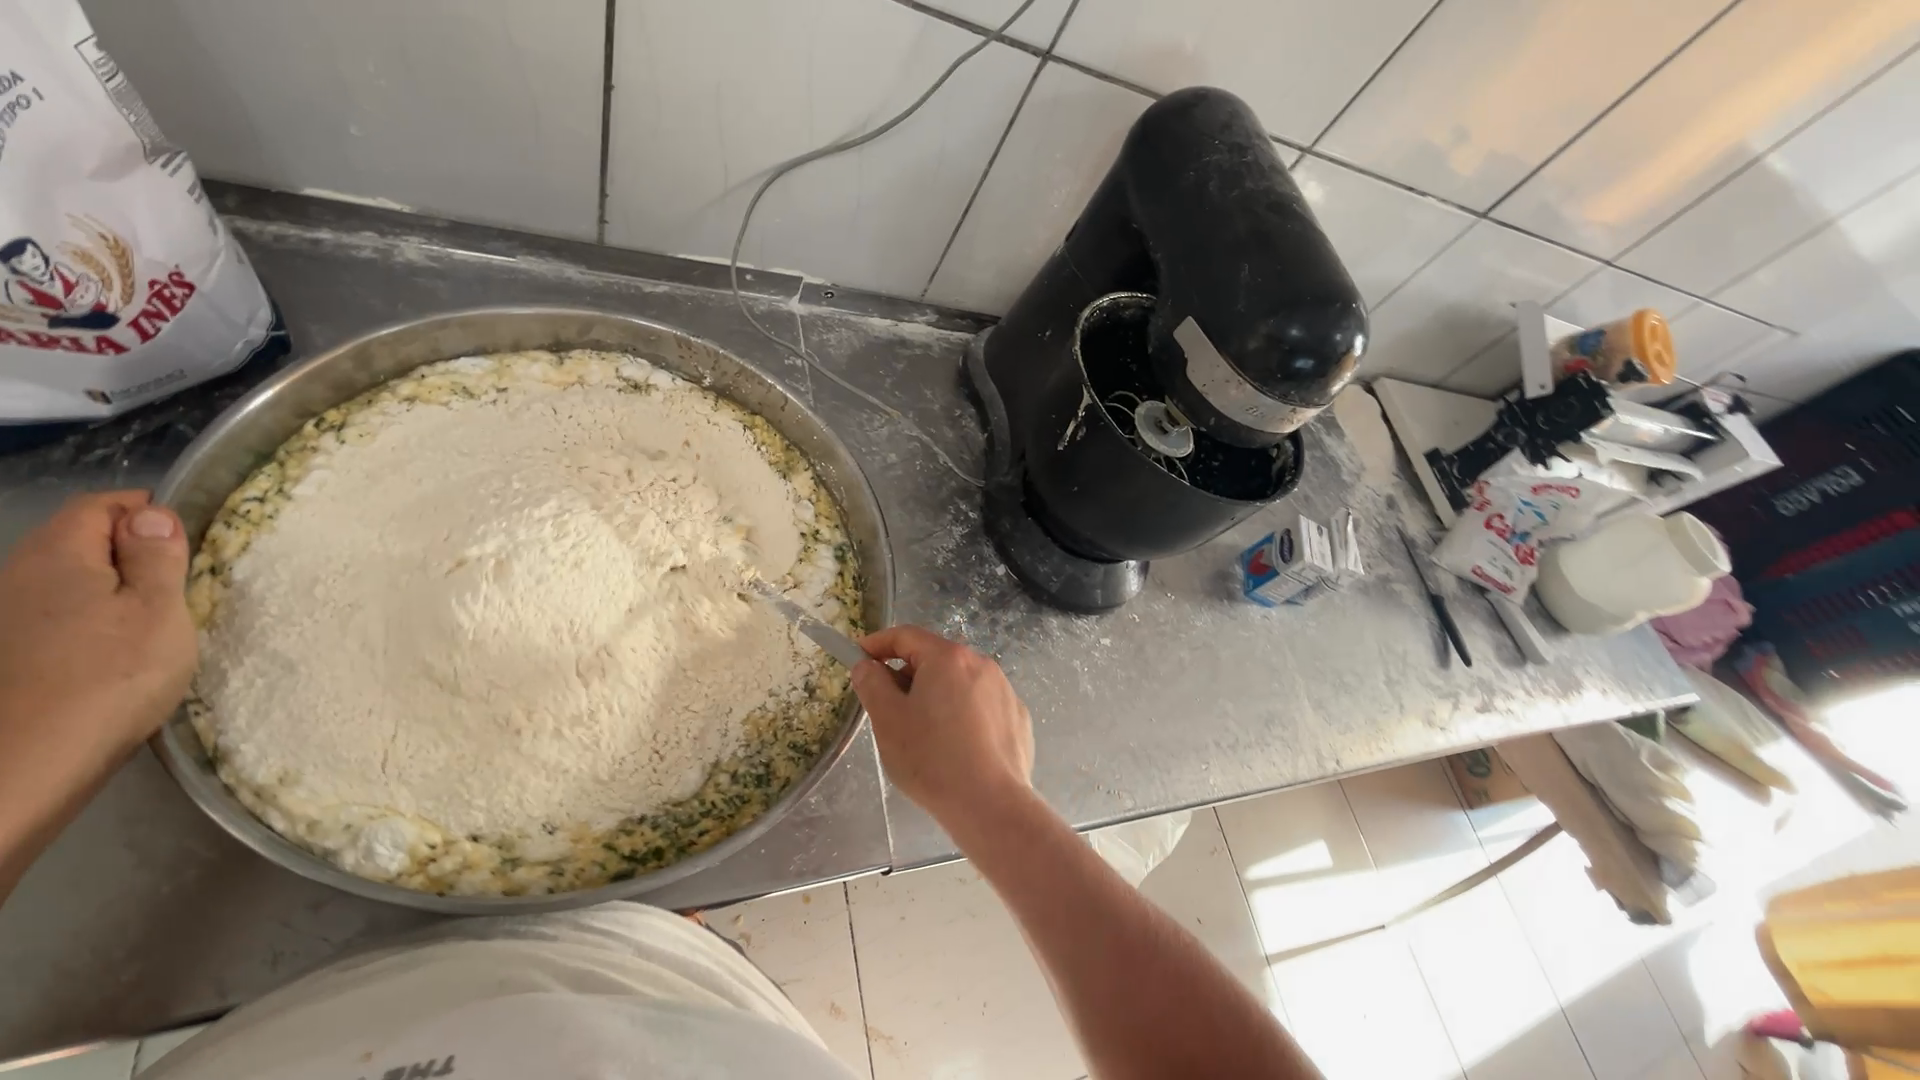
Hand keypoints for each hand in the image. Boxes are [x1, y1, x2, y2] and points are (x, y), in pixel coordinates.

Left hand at [0, 492, 195, 766]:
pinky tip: (117, 645)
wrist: (34, 758)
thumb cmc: (113, 675)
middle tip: (182, 577)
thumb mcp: (159, 610)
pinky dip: (92, 613)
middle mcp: (20, 574)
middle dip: (129, 546)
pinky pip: (56, 610)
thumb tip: (151, 515)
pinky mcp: (9, 649)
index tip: (190, 538)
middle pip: (77, 538)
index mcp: (58, 554)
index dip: (146, 510)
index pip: (99, 505)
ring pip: (67, 577)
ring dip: (112, 583)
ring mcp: (7, 614)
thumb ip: (157, 557)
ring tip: (155, 615)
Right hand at [850, 626, 1033, 822]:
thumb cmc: (931, 759)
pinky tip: (955, 748)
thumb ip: (872, 683)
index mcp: (948, 658)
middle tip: (886, 706)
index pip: (906, 636)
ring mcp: (1004, 690)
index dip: (877, 644)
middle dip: (907, 675)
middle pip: (934, 659)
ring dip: (936, 696)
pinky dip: (962, 716)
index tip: (858, 656)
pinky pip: (980, 707)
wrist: (990, 804)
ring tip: (922, 733)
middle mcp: (982, 664)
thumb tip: (867, 665)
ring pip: (959, 684)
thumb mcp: (887, 719)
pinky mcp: (1017, 718)